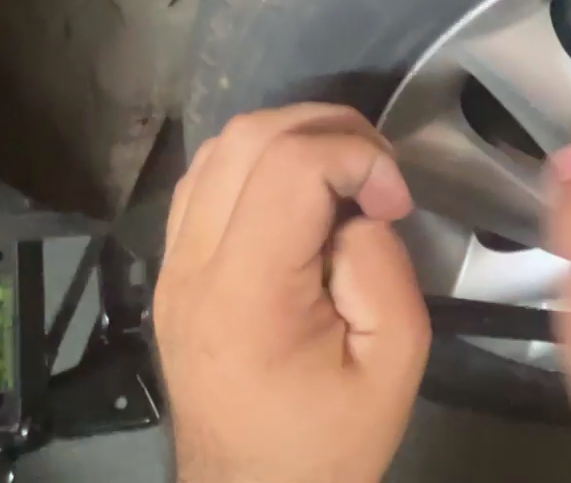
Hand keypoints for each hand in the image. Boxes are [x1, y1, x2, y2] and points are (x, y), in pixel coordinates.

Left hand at [154, 104, 429, 482]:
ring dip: (296, 135)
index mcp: (245, 295)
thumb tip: (356, 210)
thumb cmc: (331, 440)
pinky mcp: (173, 267)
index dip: (360, 156)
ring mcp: (172, 264)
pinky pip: (208, 174)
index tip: (397, 203)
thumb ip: (383, 265)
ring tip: (344, 172)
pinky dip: (261, 157)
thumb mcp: (396, 360)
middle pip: (252, 135)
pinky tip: (299, 189)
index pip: (293, 164)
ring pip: (224, 143)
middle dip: (333, 129)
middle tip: (378, 173)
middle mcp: (193, 267)